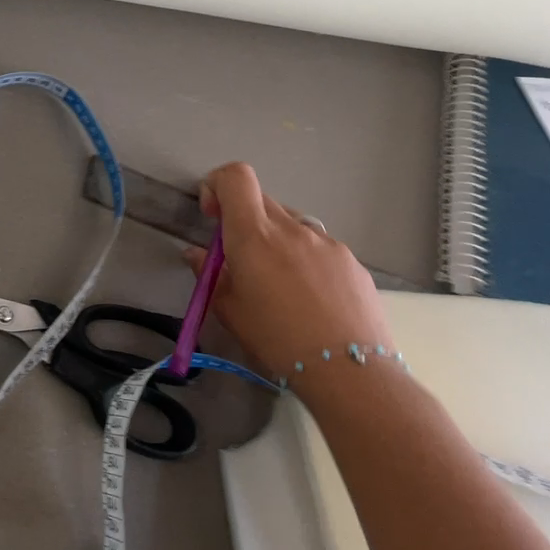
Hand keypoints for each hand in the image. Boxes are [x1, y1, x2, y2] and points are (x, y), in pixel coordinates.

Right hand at [185, 162, 390, 377]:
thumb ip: (209, 273)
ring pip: (291, 224)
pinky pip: (319, 247)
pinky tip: (311, 298)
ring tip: (281, 284)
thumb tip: (197, 254)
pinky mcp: (353, 263)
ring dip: (276, 240)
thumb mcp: (228, 308)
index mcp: (253, 234)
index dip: (218, 185)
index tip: (213, 216)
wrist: (350, 372)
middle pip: (261, 200)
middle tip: (242, 257)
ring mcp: (327, 243)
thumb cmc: (277, 338)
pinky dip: (306, 260)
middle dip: (244, 219)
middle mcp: (291, 228)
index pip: (235, 177)